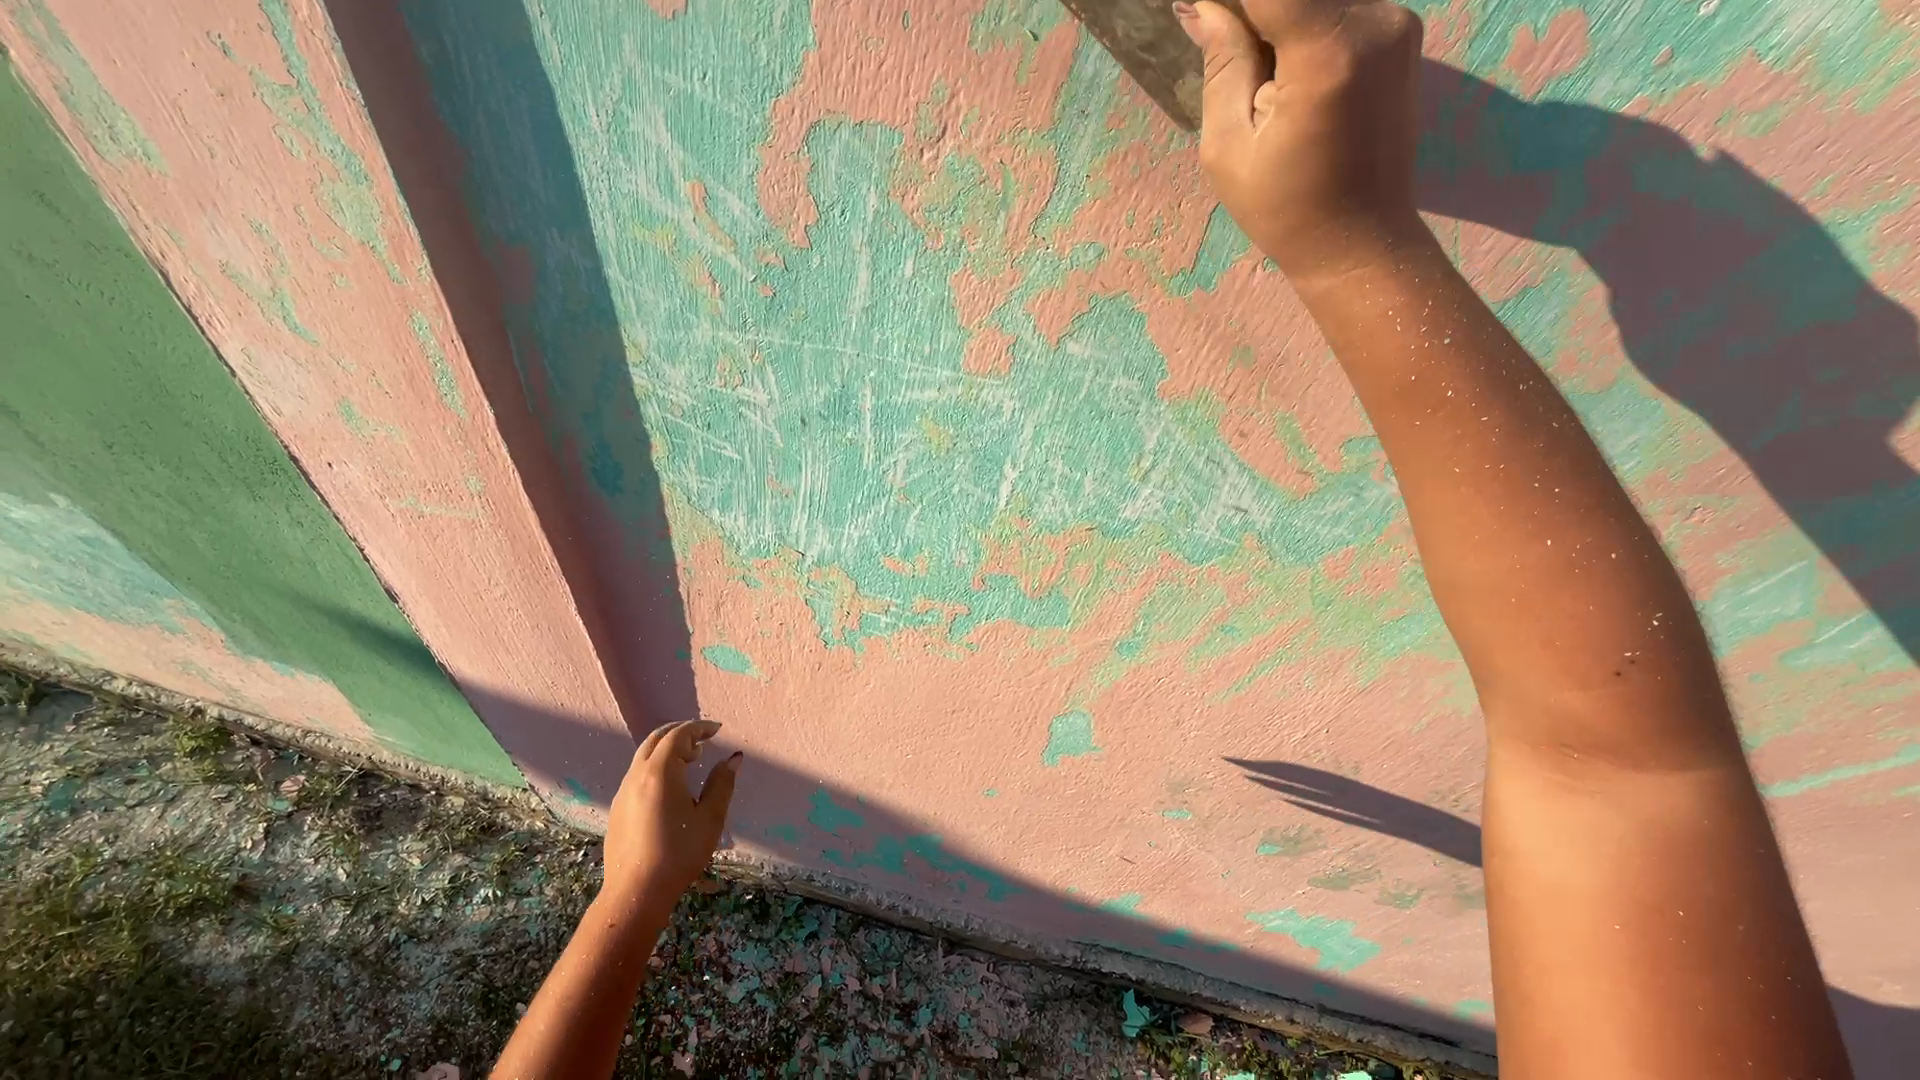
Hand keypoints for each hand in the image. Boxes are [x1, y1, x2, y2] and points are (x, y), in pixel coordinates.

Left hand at [601, 720, 739, 903]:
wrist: (636, 892)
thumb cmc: (679, 853)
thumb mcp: (710, 818)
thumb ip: (722, 784)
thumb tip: (734, 758)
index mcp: (660, 773)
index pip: (678, 736)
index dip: (699, 729)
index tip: (717, 730)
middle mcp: (636, 776)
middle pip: (655, 739)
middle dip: (680, 733)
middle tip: (703, 739)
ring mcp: (622, 793)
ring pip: (643, 756)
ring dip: (667, 749)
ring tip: (691, 761)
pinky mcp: (617, 809)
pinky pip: (637, 774)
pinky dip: (656, 766)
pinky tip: (670, 787)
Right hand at [1176, 0, 1425, 280]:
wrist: (1360, 242)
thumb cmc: (1284, 210)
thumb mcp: (1229, 148)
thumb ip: (1222, 65)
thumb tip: (1206, 5)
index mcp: (1327, 54)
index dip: (1230, 0)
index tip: (1202, 13)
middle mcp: (1374, 21)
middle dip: (1250, 10)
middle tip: (1219, 43)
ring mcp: (1396, 22)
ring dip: (1275, 17)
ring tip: (1252, 69)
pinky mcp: (1401, 31)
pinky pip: (1337, 6)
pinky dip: (1301, 23)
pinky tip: (1280, 66)